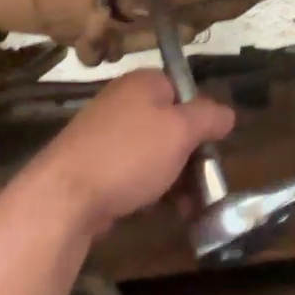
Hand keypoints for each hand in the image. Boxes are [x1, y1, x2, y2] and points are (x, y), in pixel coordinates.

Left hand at [29, 70, 234, 235]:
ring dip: (176, 178)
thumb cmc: (130, 154)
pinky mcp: (98, 164)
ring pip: (156, 152)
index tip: (213, 147)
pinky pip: (135, 172)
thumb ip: (208, 118)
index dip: (202, 117)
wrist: (67, 194)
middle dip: (191, 155)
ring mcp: (107, 134)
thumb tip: (227, 112)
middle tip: (207, 184)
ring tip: (192, 207)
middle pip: (171, 124)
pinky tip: (163, 210)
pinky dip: (152, 188)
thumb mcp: (180, 131)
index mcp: (142, 83)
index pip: (183, 89)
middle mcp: (123, 101)